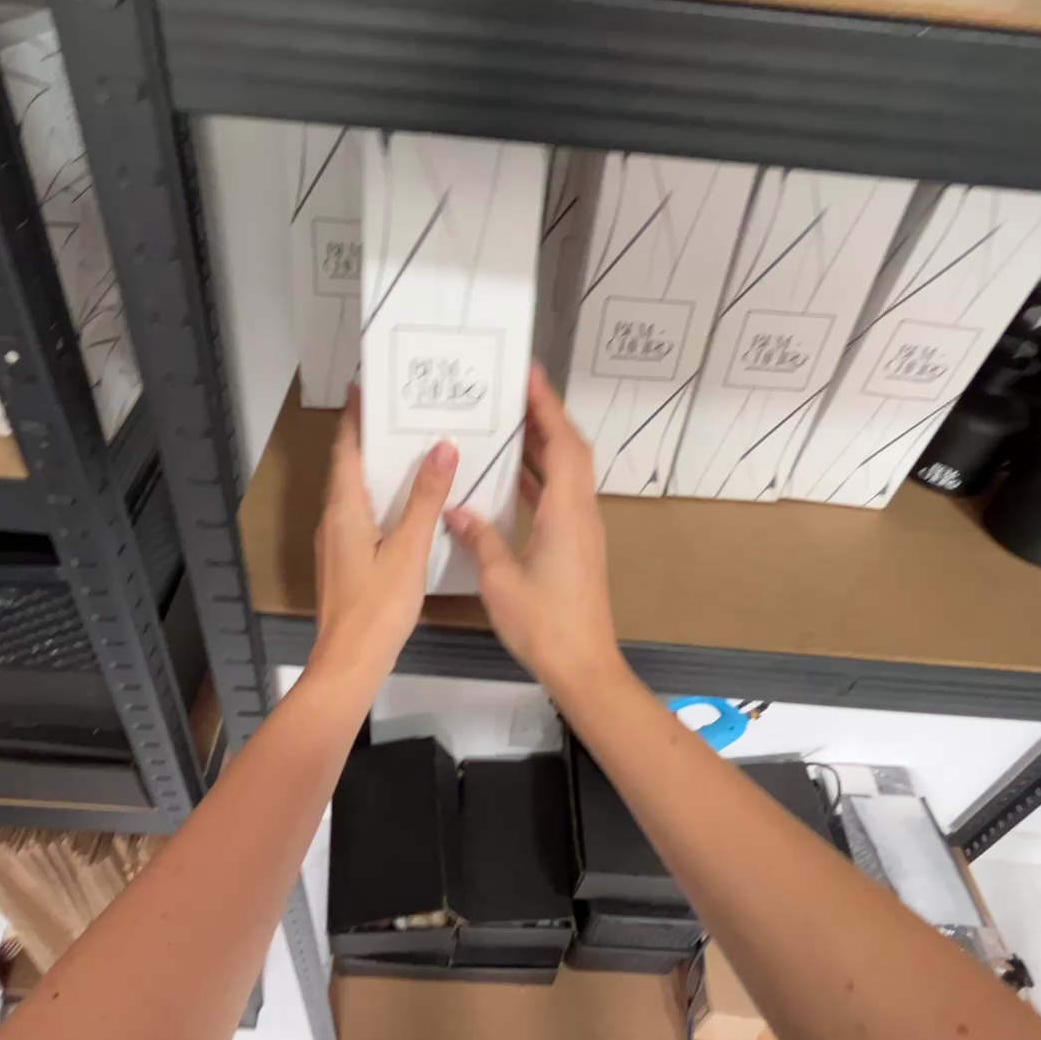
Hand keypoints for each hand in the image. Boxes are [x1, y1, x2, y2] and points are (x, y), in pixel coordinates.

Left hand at [311, 389, 456, 679]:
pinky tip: (407, 501)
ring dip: (376, 466)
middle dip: (369, 436)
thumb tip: (441, 449)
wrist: (350, 662)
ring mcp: (337, 541)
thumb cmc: (377, 607)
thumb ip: (426, 499)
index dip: (354, 416)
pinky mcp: (345, 559)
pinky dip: (381, 496)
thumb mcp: (409, 549)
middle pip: (347, 465)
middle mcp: (334, 519)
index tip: (366, 386)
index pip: (345, 448)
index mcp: (344, 509)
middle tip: (400, 411)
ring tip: (409, 447)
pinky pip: (361, 513)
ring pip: (354, 491)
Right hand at [446, 366, 622, 692]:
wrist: (583, 666)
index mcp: (567, 513)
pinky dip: (540, 478)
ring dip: (543, 445)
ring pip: (567, 473)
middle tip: (512, 391)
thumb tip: (457, 510)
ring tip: (510, 422)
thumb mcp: (501, 580)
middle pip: (570, 451)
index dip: (548, 405)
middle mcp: (580, 514)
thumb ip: (479, 538)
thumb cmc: (544, 625)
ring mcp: (581, 530)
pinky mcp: (576, 546)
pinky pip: (560, 497)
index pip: (563, 443)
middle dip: (545, 416)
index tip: (528, 373)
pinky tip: (513, 478)